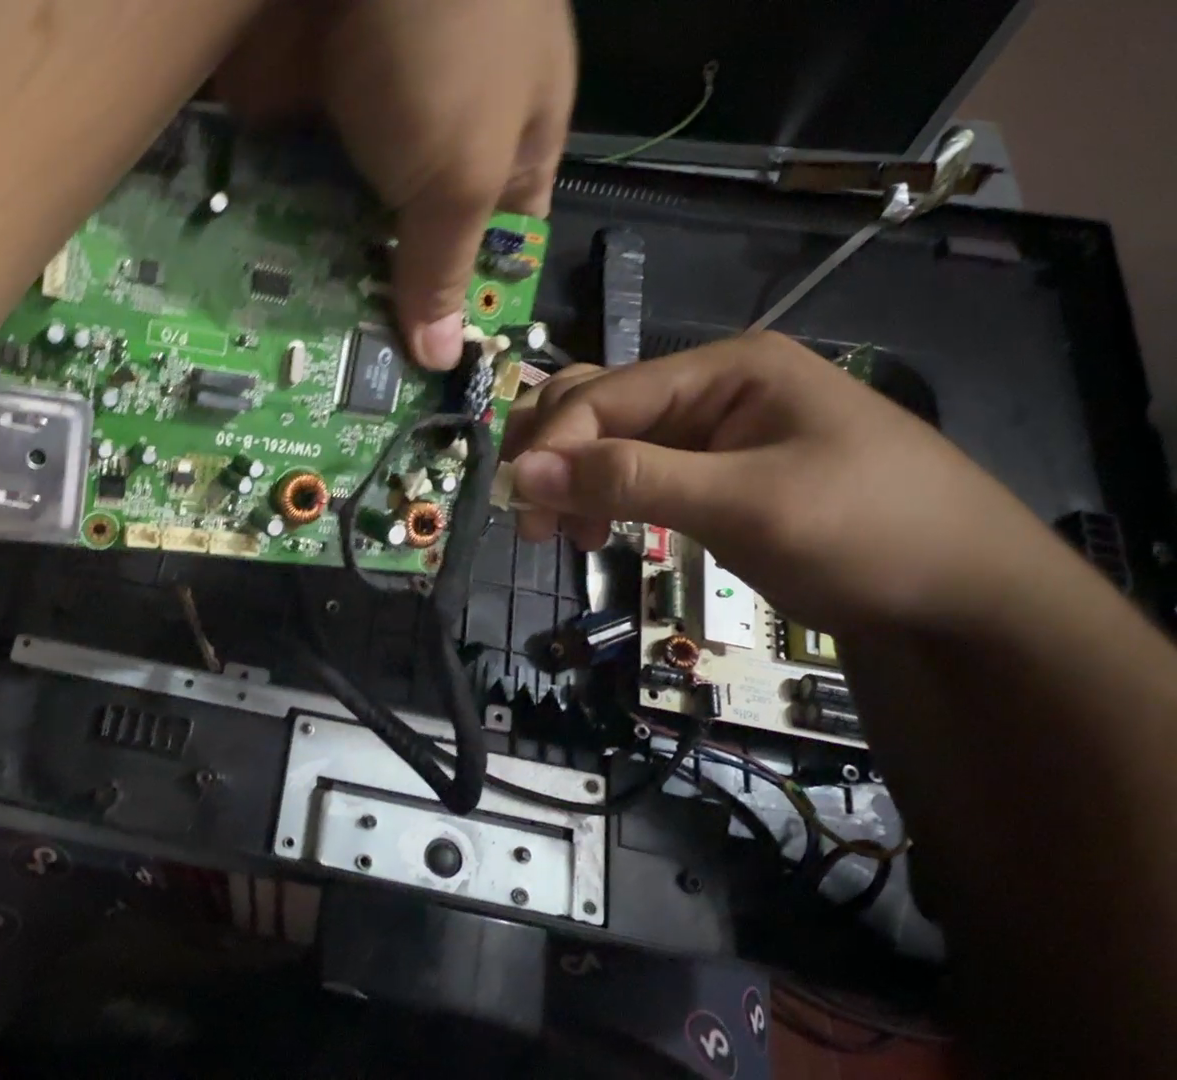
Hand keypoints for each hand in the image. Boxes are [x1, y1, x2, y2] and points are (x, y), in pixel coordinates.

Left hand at [213, 0, 576, 369]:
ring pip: (337, 234)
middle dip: (379, 313)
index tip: (424, 385)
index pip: (491, 261)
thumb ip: (445, 266)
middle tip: (339, 387)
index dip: (465, 319)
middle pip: (407, 254)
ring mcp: (360, 138)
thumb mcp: (463, 173)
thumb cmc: (448, 48)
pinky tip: (243, 305)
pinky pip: (280, 199)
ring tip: (283, 365)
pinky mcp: (294, 126)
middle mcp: (433, 154)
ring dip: (314, 287)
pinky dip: (264, 242)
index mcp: (504, 162)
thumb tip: (442, 358)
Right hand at [505, 333, 1072, 635]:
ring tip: (561, 535)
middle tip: (529, 521)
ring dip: (570, 480)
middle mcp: (711, 386)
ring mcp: (712, 429)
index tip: (518, 504)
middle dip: (552, 456)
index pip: (605, 393)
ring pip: (607, 440)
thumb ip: (631, 481)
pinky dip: (601, 498)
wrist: (968, 601)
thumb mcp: (747, 505)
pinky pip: (634, 472)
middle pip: (597, 404)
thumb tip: (524, 474)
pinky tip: (596, 532)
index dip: (553, 444)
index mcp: (727, 367)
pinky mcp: (712, 471)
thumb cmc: (870, 534)